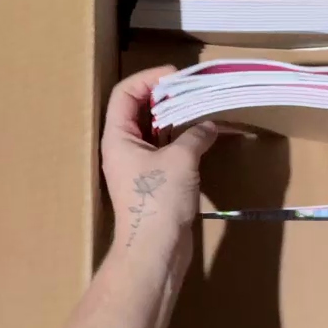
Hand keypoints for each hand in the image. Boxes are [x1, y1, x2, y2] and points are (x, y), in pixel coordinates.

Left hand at [101, 65, 217, 263]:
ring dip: (177, 117)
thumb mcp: (181, 159)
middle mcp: (124, 147)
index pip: (126, 93)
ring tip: (202, 108)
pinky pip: (166, 149)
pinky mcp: (153, 181)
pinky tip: (204, 136)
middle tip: (193, 90)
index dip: (148, 78)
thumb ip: (195, 135)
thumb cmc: (159, 201)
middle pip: (140, 109)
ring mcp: (138, 165)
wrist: (154, 250)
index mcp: (118, 137)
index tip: (176, 76)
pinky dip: (182, 138)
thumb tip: (209, 125)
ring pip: (155, 130)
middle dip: (166, 96)